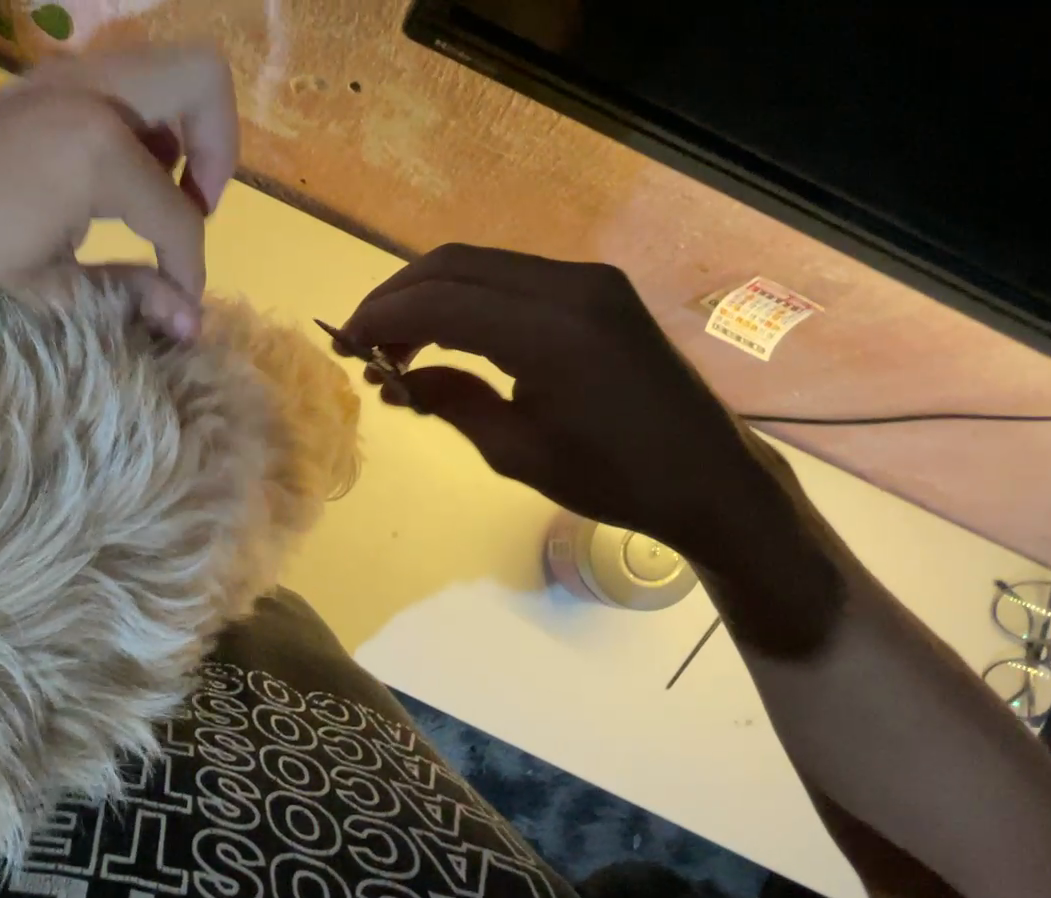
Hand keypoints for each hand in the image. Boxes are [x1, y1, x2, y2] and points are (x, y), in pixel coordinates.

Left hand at [0, 45, 237, 339]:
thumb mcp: (46, 296)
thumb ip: (129, 296)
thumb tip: (192, 322)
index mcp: (97, 150)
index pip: (179, 212)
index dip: (192, 268)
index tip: (183, 309)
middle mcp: (87, 93)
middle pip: (199, 80)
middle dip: (218, 148)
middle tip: (195, 210)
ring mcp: (54, 80)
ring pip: (156, 71)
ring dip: (176, 129)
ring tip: (154, 200)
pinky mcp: (27, 90)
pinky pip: (111, 85)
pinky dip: (133, 124)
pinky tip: (104, 186)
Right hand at [337, 244, 797, 569]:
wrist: (708, 474)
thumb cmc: (611, 478)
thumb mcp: (514, 451)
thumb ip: (449, 402)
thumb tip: (394, 381)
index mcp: (550, 334)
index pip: (439, 302)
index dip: (380, 319)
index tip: (342, 347)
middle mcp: (569, 288)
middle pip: (452, 266)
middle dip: (393, 300)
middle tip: (358, 343)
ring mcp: (586, 282)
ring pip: (477, 265)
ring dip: (424, 298)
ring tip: (392, 350)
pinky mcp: (594, 290)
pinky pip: (507, 279)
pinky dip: (462, 301)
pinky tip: (442, 338)